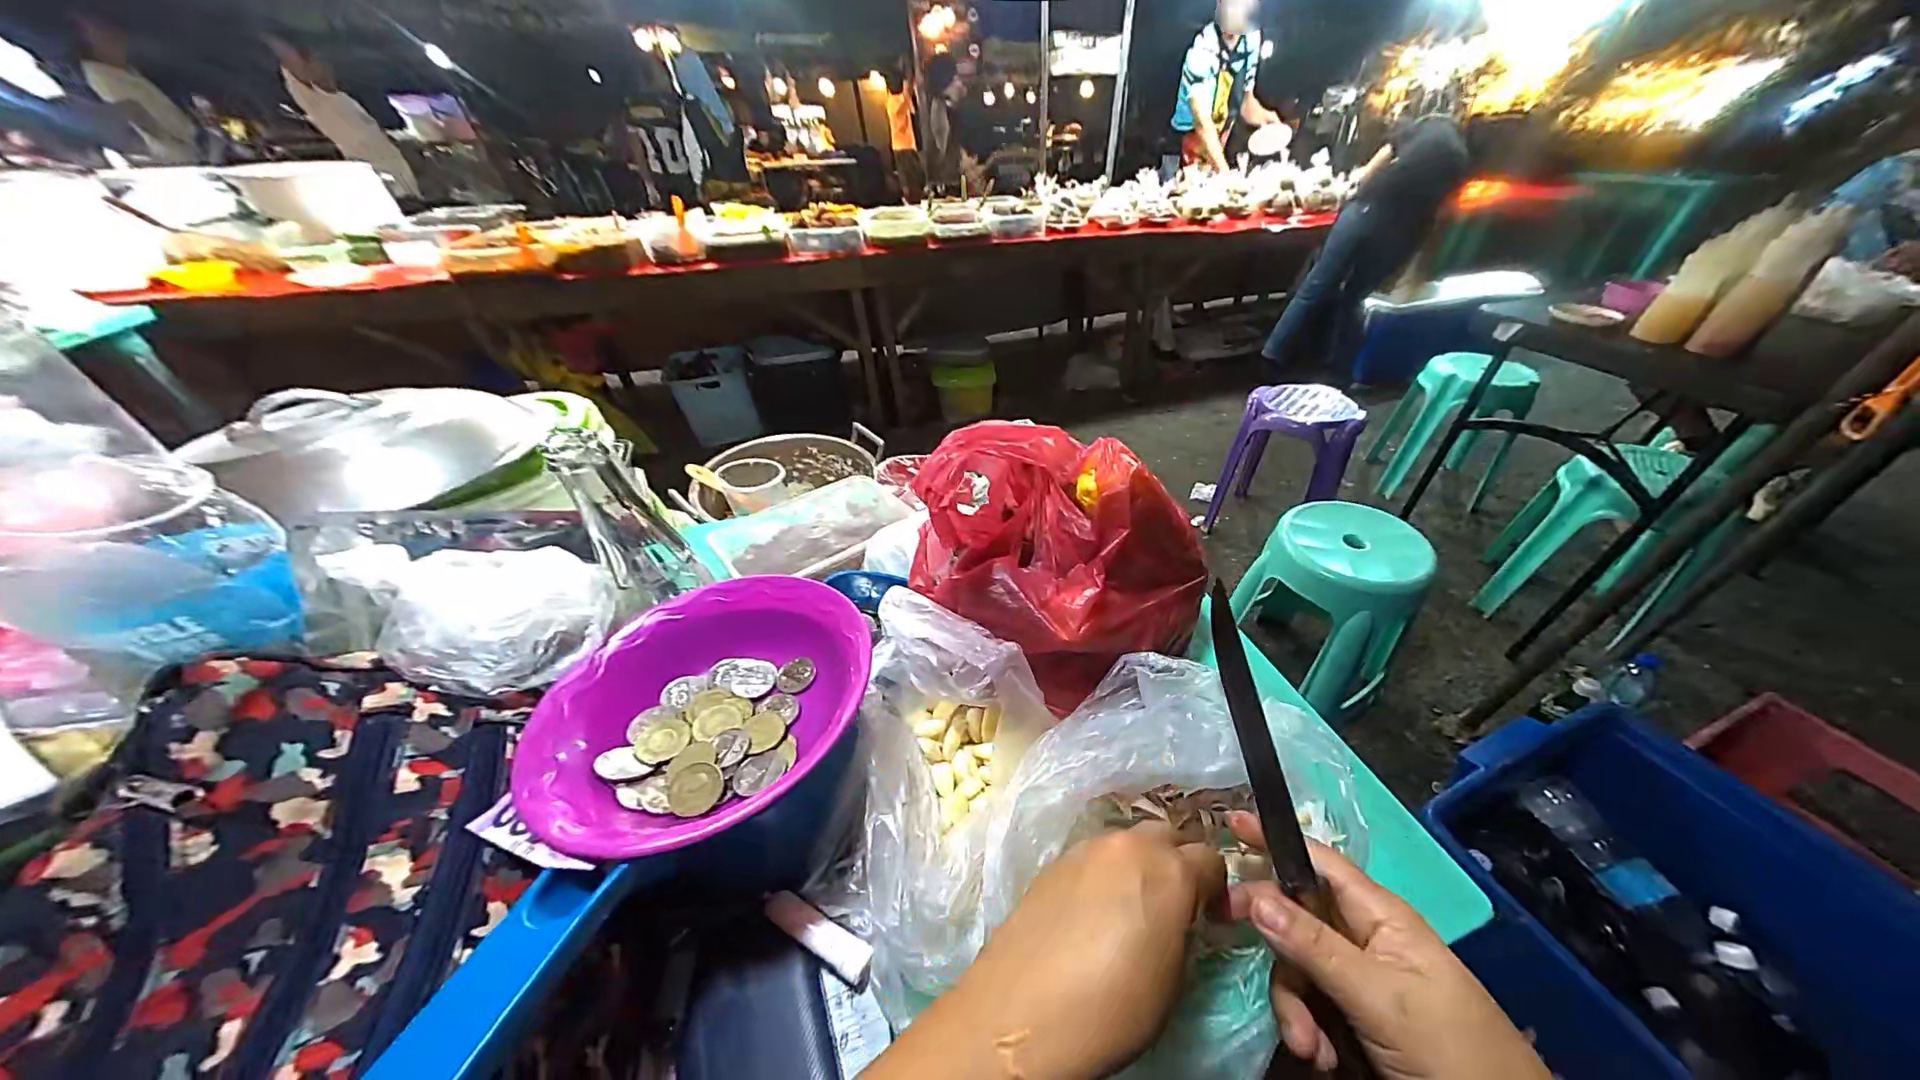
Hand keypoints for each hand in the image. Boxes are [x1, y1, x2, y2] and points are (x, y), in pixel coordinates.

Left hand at [865, 823, 1226, 1079]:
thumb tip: (1186, 915)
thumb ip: (1186, 929)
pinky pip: (1093, 855)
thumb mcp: (1173, 978)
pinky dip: (1104, 871)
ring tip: (1128, 906)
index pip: (1211, 858)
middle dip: (1177, 862)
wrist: (1023, 1008)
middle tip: (1172, 905)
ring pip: (1127, 841)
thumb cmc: (1113, 1004)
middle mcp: (1128, 845)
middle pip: (1167, 836)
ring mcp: (1086, 847)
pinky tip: (1092, 909)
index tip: (1209, 918)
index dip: (1215, 889)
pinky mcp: (1054, 860)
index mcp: (1168, 869)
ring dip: (1138, 863)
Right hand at [1227, 813, 1549, 1079]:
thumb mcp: (1379, 997)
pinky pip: (1310, 1002)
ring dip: (1294, 1006)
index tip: (1229, 823)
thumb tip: (1253, 894)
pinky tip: (1320, 1057)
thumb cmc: (1451, 1049)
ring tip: (1310, 1050)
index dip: (1273, 840)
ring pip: (1297, 966)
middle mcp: (1363, 937)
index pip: (1316, 861)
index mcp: (1378, 915)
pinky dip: (1307, 1027)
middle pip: (1295, 920)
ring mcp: (1358, 976)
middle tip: (1242, 949)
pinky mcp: (1354, 1013)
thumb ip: (1313, 945)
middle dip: (1280, 954)